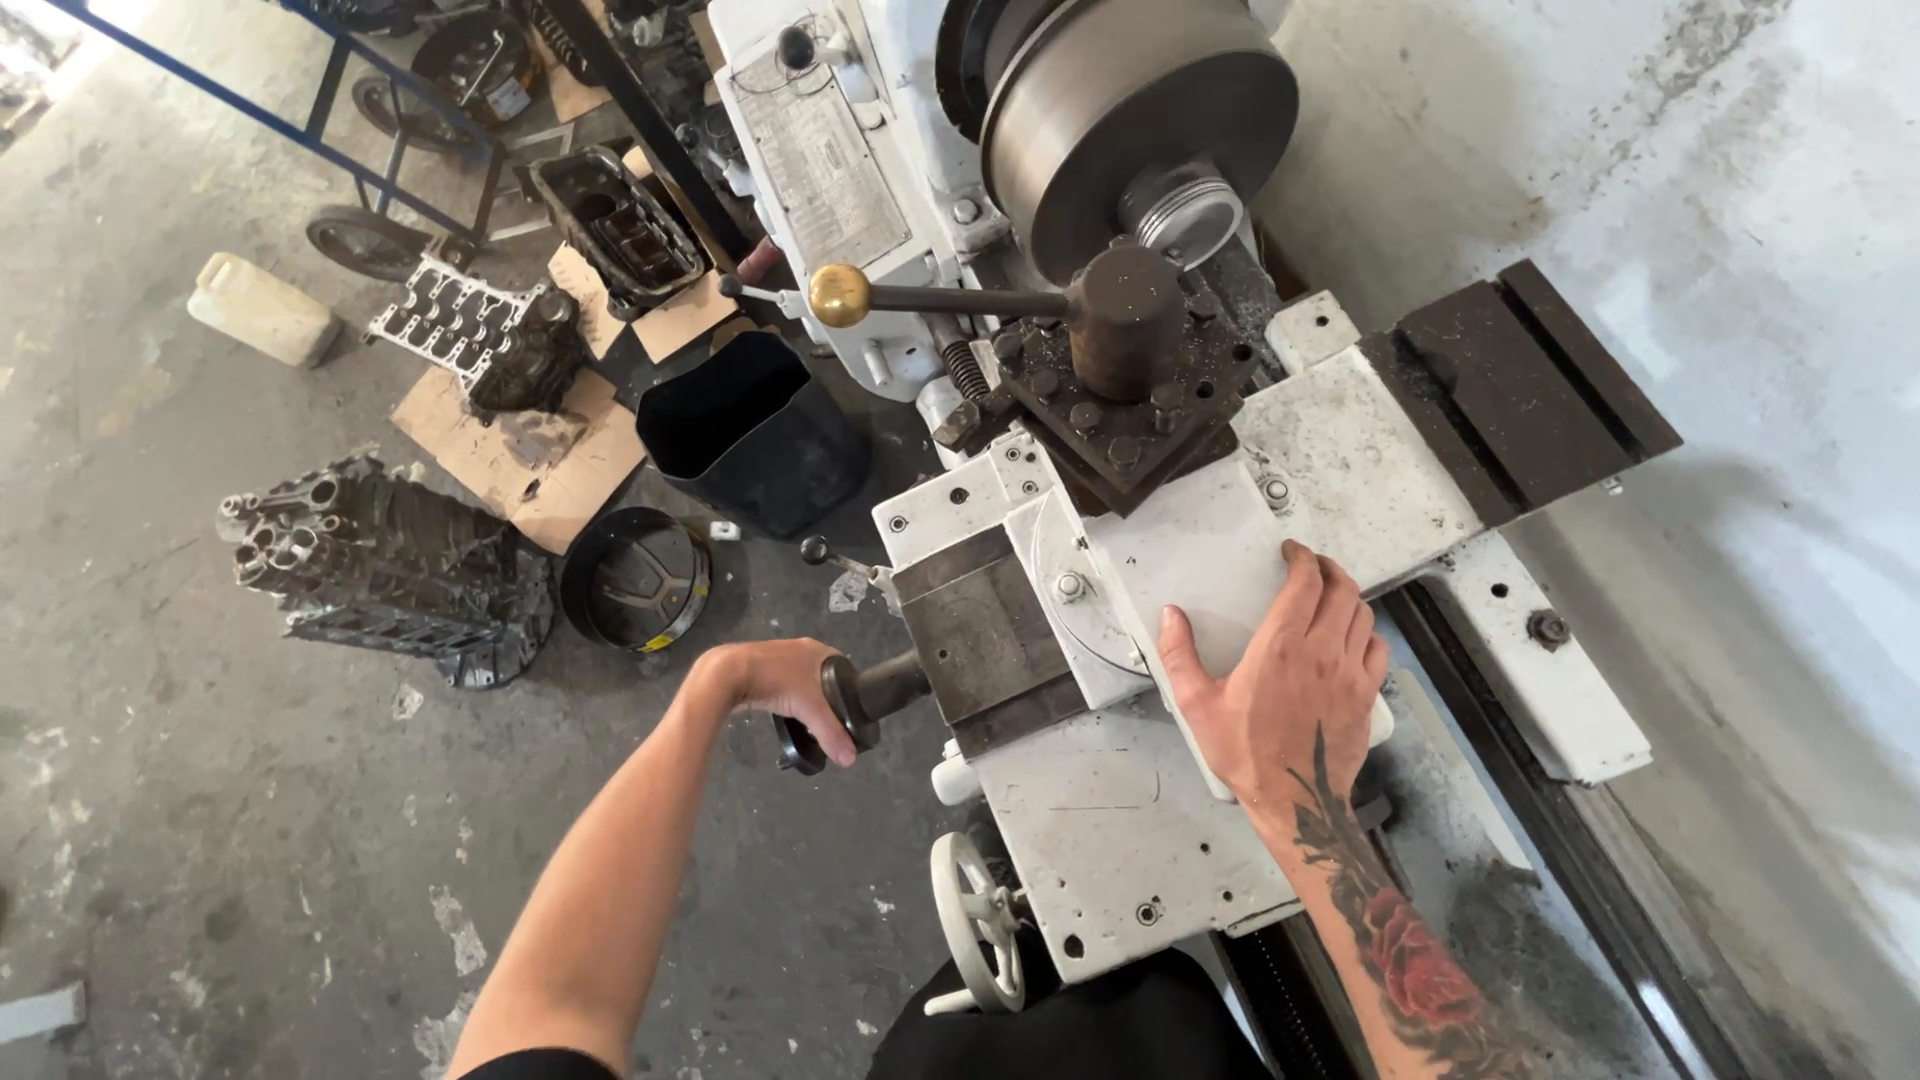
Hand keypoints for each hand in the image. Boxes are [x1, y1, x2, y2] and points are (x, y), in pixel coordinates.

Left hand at [698, 638, 856, 766]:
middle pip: (821, 673)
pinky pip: (780, 681)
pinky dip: (784, 694)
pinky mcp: (758, 666)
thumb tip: (850, 759)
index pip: (843, 666)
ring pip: (799, 677)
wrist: (728, 673)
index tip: (850, 706)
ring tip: (808, 715)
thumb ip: (830, 733)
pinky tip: (783, 709)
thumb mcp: (809, 709)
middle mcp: (799, 647)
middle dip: (825, 693)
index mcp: (817, 650)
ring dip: (803, 693)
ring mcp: (777, 655)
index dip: (849, 685)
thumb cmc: (776, 681)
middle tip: (829, 715)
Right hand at [1156, 540, 1387, 809]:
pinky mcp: (1367, 696)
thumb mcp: (1196, 704)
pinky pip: (1377, 648)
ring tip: (1331, 594)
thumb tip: (1171, 615)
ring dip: (1348, 596)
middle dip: (1329, 568)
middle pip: (1341, 591)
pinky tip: (1351, 636)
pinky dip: (1366, 631)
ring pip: (1362, 615)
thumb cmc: (1243, 752)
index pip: (1304, 584)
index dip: (1302, 559)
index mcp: (1279, 647)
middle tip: (1313, 565)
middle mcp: (1321, 652)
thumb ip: (1179, 655)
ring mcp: (1350, 674)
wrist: (1295, 800)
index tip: (1292, 552)